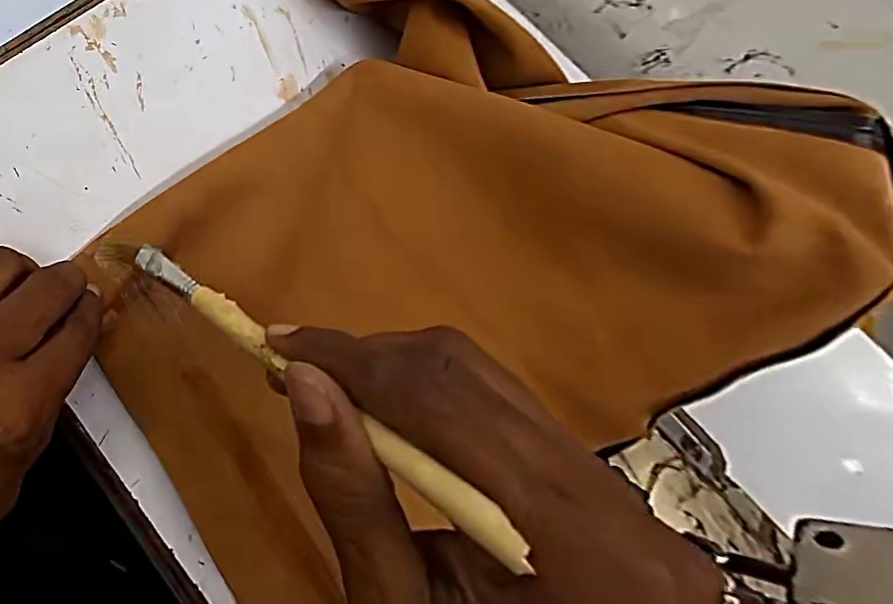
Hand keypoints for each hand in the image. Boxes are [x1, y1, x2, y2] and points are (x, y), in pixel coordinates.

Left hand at [0, 246, 104, 603]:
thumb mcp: (23, 463)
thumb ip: (53, 392)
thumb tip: (78, 337)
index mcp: (16, 404)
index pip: (74, 333)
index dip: (93, 314)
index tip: (96, 306)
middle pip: (47, 288)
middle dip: (71, 285)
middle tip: (73, 291)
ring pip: (3, 262)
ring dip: (27, 270)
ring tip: (29, 289)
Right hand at [270, 325, 724, 603]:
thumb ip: (351, 496)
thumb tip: (304, 383)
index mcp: (576, 549)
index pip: (439, 402)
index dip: (349, 360)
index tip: (280, 342)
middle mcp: (613, 506)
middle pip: (459, 373)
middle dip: (364, 360)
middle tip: (296, 368)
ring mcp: (613, 493)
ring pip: (478, 375)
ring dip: (391, 370)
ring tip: (334, 391)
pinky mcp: (595, 484)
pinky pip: (497, 401)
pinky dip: (427, 393)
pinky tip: (388, 415)